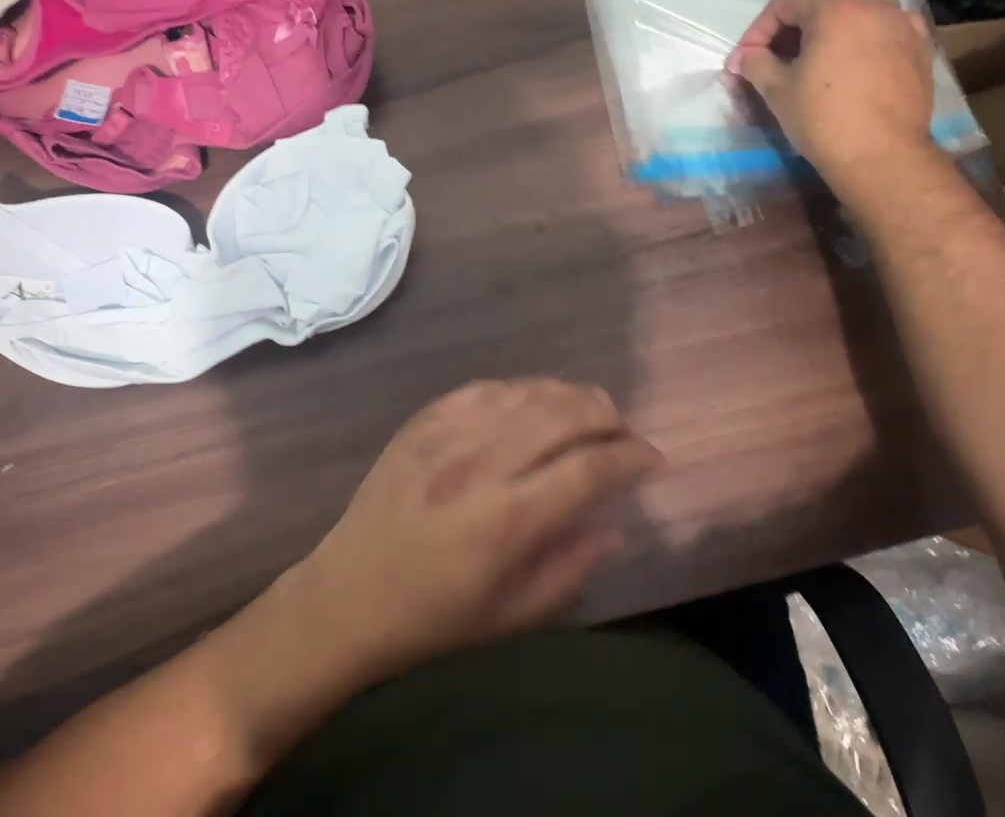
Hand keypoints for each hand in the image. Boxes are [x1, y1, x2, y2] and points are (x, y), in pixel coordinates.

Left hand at [282, 379, 663, 679]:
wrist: (351, 593)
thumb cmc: (437, 616)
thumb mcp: (516, 615)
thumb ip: (573, 566)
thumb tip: (615, 524)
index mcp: (508, 519)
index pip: (591, 468)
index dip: (633, 457)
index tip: (653, 460)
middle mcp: (481, 463)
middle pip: (564, 413)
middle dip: (608, 417)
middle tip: (624, 433)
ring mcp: (446, 435)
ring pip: (527, 391)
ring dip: (569, 396)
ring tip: (589, 413)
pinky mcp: (421, 422)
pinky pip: (484, 388)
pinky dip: (520, 390)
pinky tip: (533, 405)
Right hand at [724, 0, 936, 190]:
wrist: (880, 153)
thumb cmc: (822, 119)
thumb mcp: (777, 91)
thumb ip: (756, 64)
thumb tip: (743, 57)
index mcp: (833, 10)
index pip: (786, 2)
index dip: (759, 28)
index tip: (747, 58)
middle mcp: (871, 5)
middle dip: (799, 15)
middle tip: (783, 48)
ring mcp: (901, 23)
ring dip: (839, 13)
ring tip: (825, 43)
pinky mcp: (919, 45)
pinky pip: (893, 20)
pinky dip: (872, 28)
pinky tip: (862, 52)